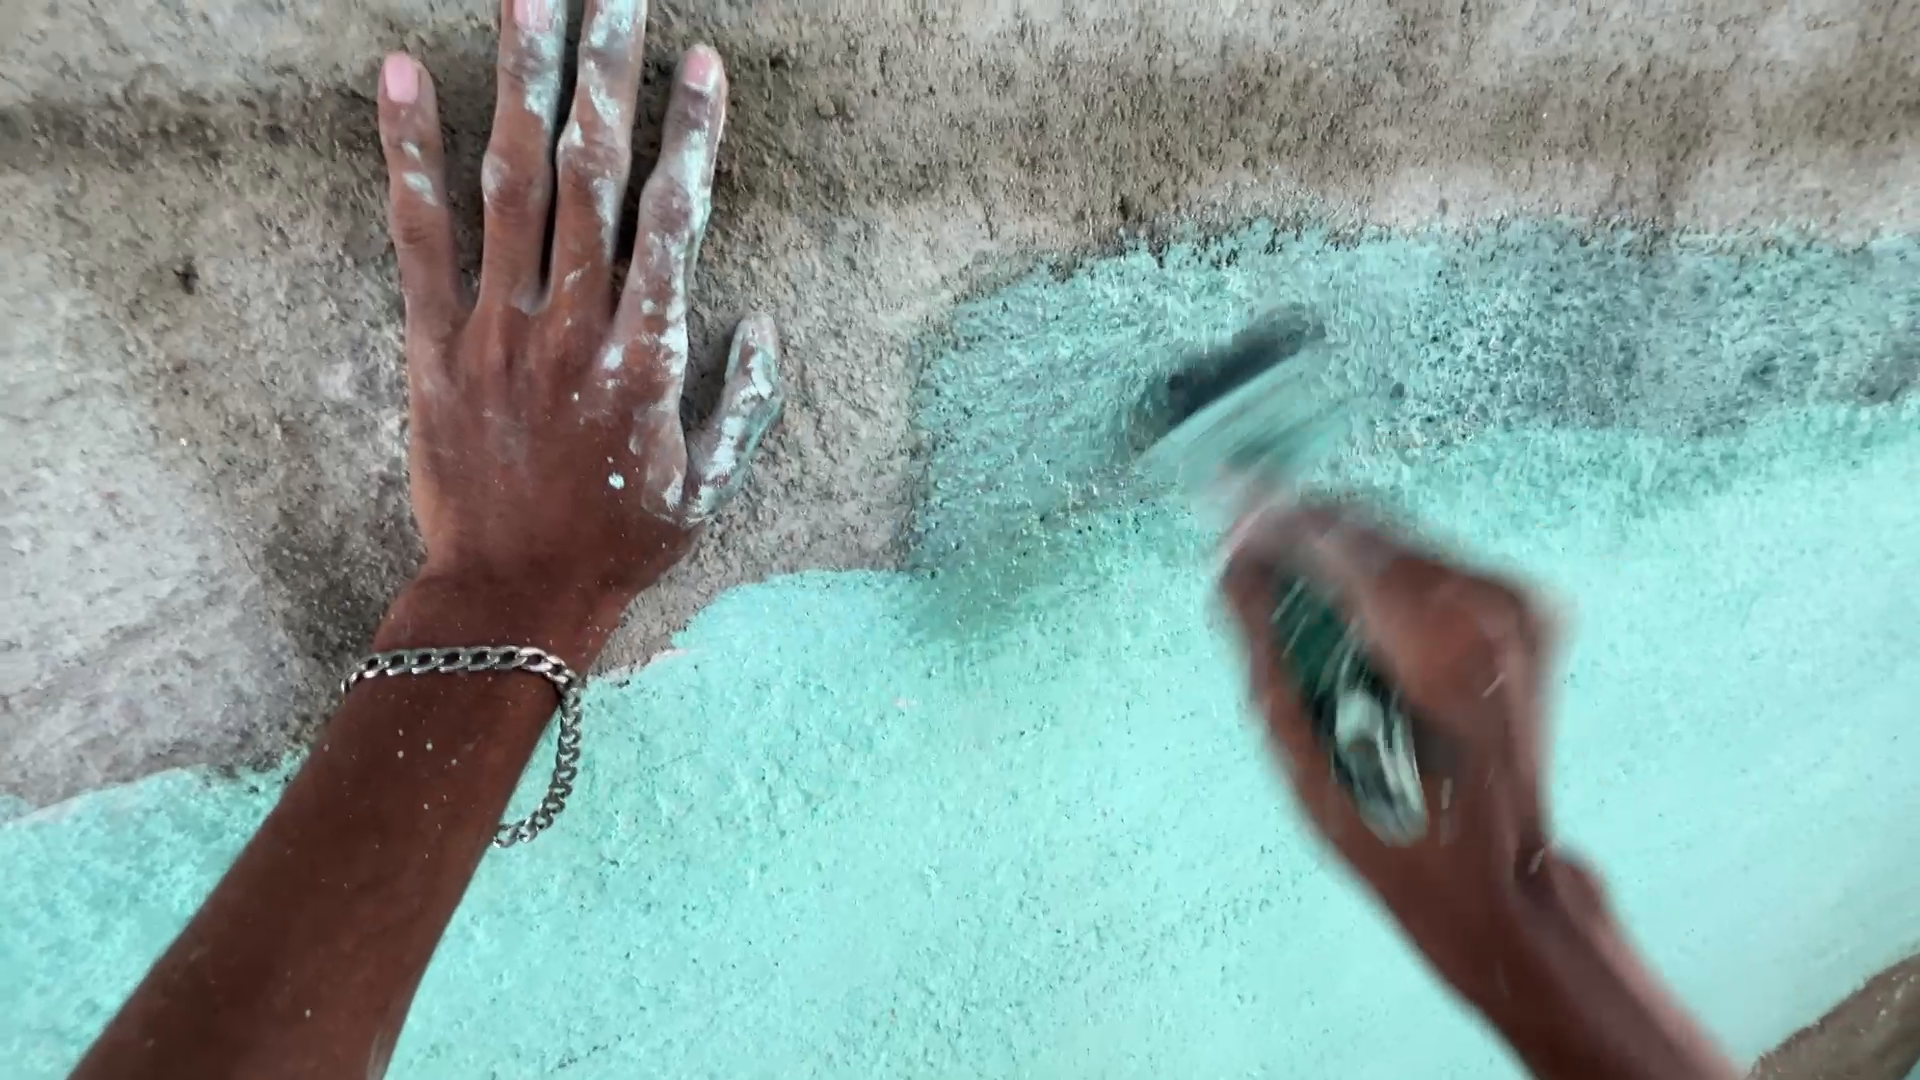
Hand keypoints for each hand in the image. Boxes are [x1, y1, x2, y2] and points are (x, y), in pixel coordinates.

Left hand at [372, 1, 782, 635]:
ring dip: (518, 80)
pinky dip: (406, 154)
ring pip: (509, 185)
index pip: (675, 226)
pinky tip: (399, 73)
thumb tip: (765, 326)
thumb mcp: (713, 487)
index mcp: (650, 363)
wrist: (518, 591)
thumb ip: (748, 404)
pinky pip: (418, 238)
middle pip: (592, 177)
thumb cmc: (626, 540)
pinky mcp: (436, 346)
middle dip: (608, 72)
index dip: (692, 139)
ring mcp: (500, 330)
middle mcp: (576, 328)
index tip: (702, 64)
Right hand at [1219, 501, 1581, 1002]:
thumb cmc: (1390, 822)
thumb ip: (1261, 637)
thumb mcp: (1299, 739)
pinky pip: (1422, 559)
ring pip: (1393, 535)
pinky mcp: (1525, 609)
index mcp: (1438, 638)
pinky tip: (1329, 590)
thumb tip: (1231, 566)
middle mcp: (1491, 604)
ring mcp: (1518, 603)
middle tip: (1237, 540)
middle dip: (1293, 524)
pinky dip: (1365, 564)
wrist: (1499, 871)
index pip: (1335, 535)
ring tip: (1273, 565)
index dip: (1268, 514)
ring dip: (1326, 544)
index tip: (1221, 501)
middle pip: (1365, 525)